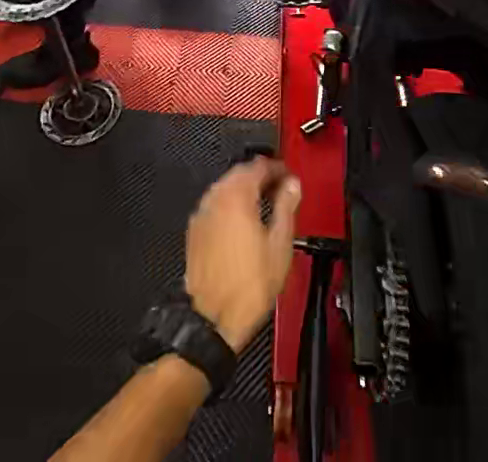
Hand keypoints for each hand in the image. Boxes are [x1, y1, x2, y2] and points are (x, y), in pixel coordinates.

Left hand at [185, 157, 302, 352]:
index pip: (259, 166)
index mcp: (237, 198)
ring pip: (225, 188)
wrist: (213, 322)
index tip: (289, 175)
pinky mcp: (194, 234)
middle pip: (239, 173)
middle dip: (261, 175)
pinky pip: (215, 206)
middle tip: (280, 185)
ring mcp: (201, 217)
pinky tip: (243, 220)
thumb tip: (292, 187)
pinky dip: (230, 204)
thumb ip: (287, 207)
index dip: (278, 167)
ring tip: (264, 201)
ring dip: (244, 188)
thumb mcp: (280, 244)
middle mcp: (215, 202)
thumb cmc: (248, 287)